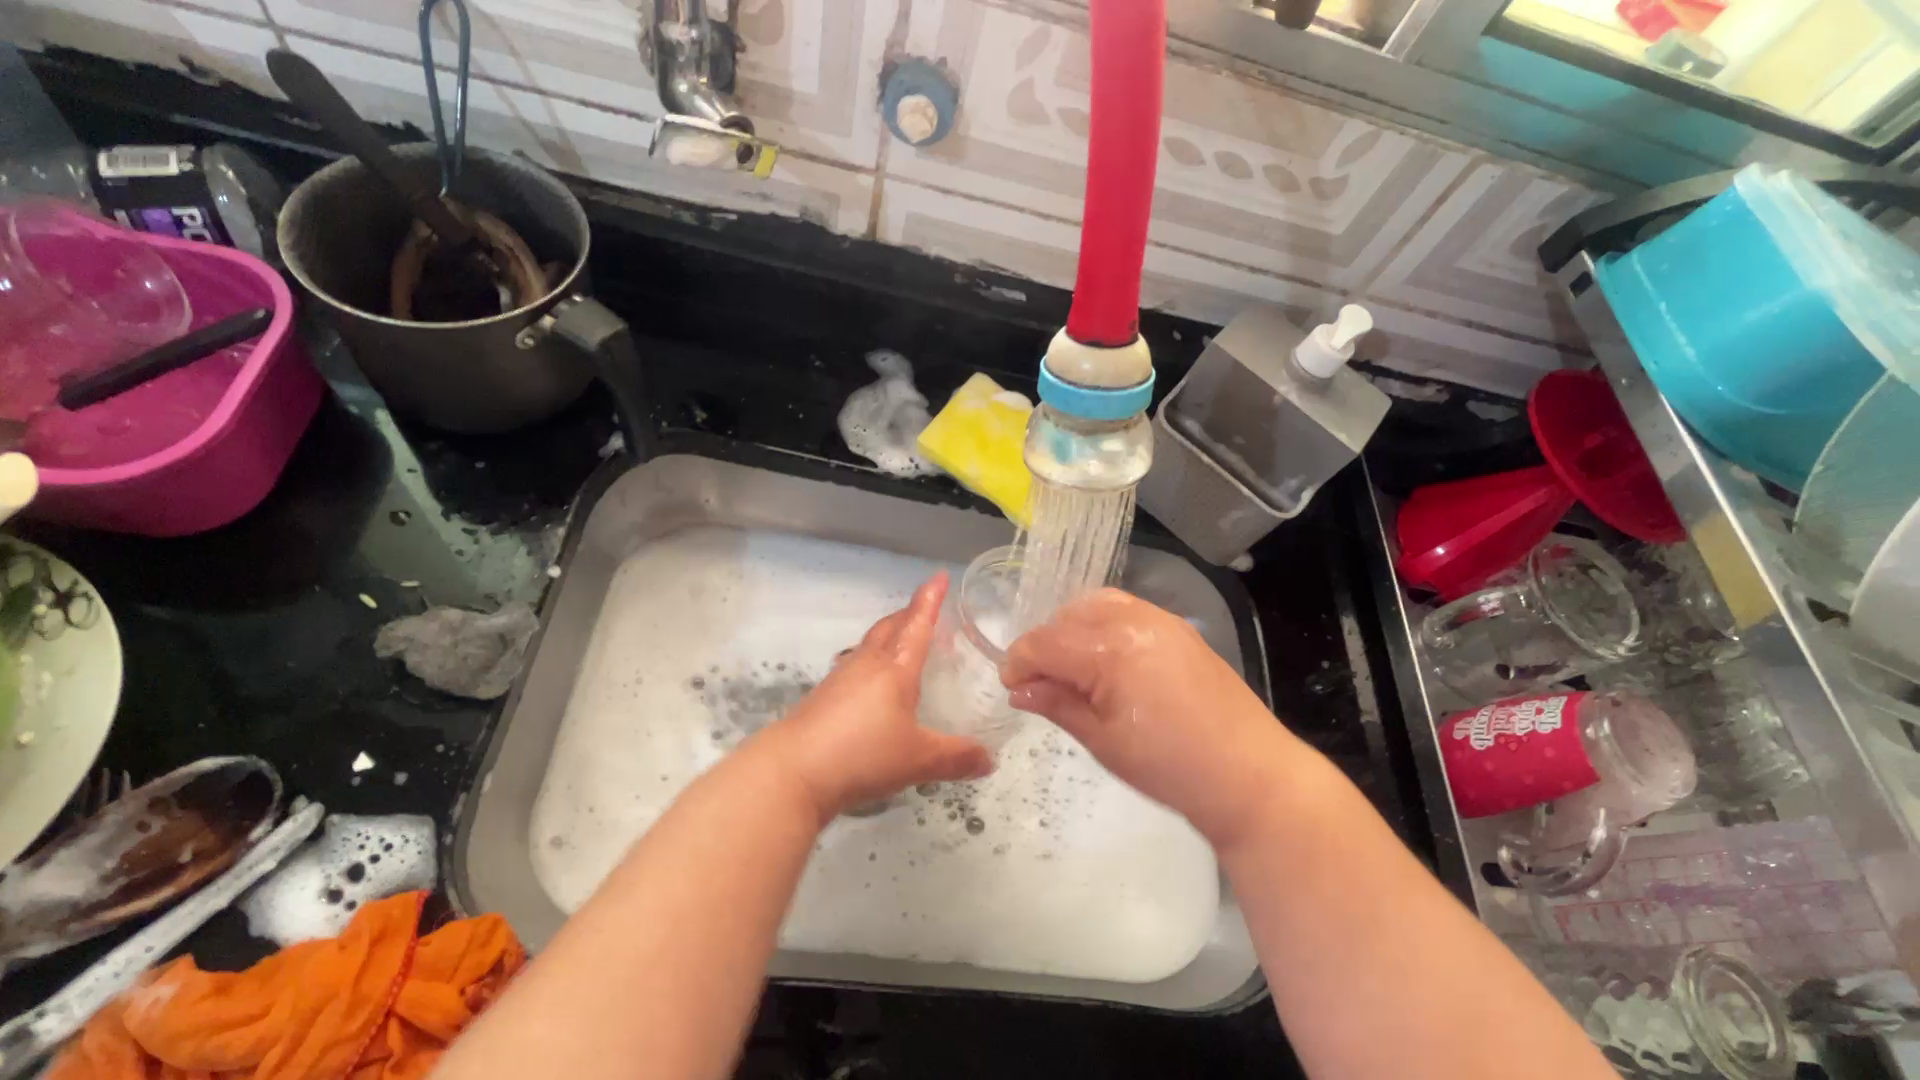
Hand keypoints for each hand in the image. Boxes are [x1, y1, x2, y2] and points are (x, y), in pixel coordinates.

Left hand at [755, 573, 993, 823]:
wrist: (792, 772)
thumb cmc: (861, 754)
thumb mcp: (918, 759)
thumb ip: (956, 758)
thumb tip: (990, 760)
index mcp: (894, 669)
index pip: (917, 624)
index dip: (930, 600)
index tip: (939, 576)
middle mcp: (866, 665)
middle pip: (889, 628)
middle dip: (909, 615)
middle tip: (926, 610)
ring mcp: (839, 681)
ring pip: (869, 647)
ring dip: (888, 638)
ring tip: (904, 645)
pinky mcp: (823, 700)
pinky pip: (855, 669)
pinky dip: (872, 666)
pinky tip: (875, 687)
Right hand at [1001, 588, 1315, 847]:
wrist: (1249, 776)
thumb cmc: (1170, 767)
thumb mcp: (1103, 742)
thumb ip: (1058, 705)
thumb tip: (1019, 689)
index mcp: (1111, 649)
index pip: (1044, 641)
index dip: (1018, 662)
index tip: (1011, 688)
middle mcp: (1134, 621)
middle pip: (1067, 617)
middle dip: (1045, 645)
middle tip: (1040, 684)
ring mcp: (1161, 620)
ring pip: (1096, 605)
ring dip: (1073, 629)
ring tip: (1071, 670)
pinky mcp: (1179, 630)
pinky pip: (1127, 611)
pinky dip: (1103, 626)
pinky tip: (1105, 662)